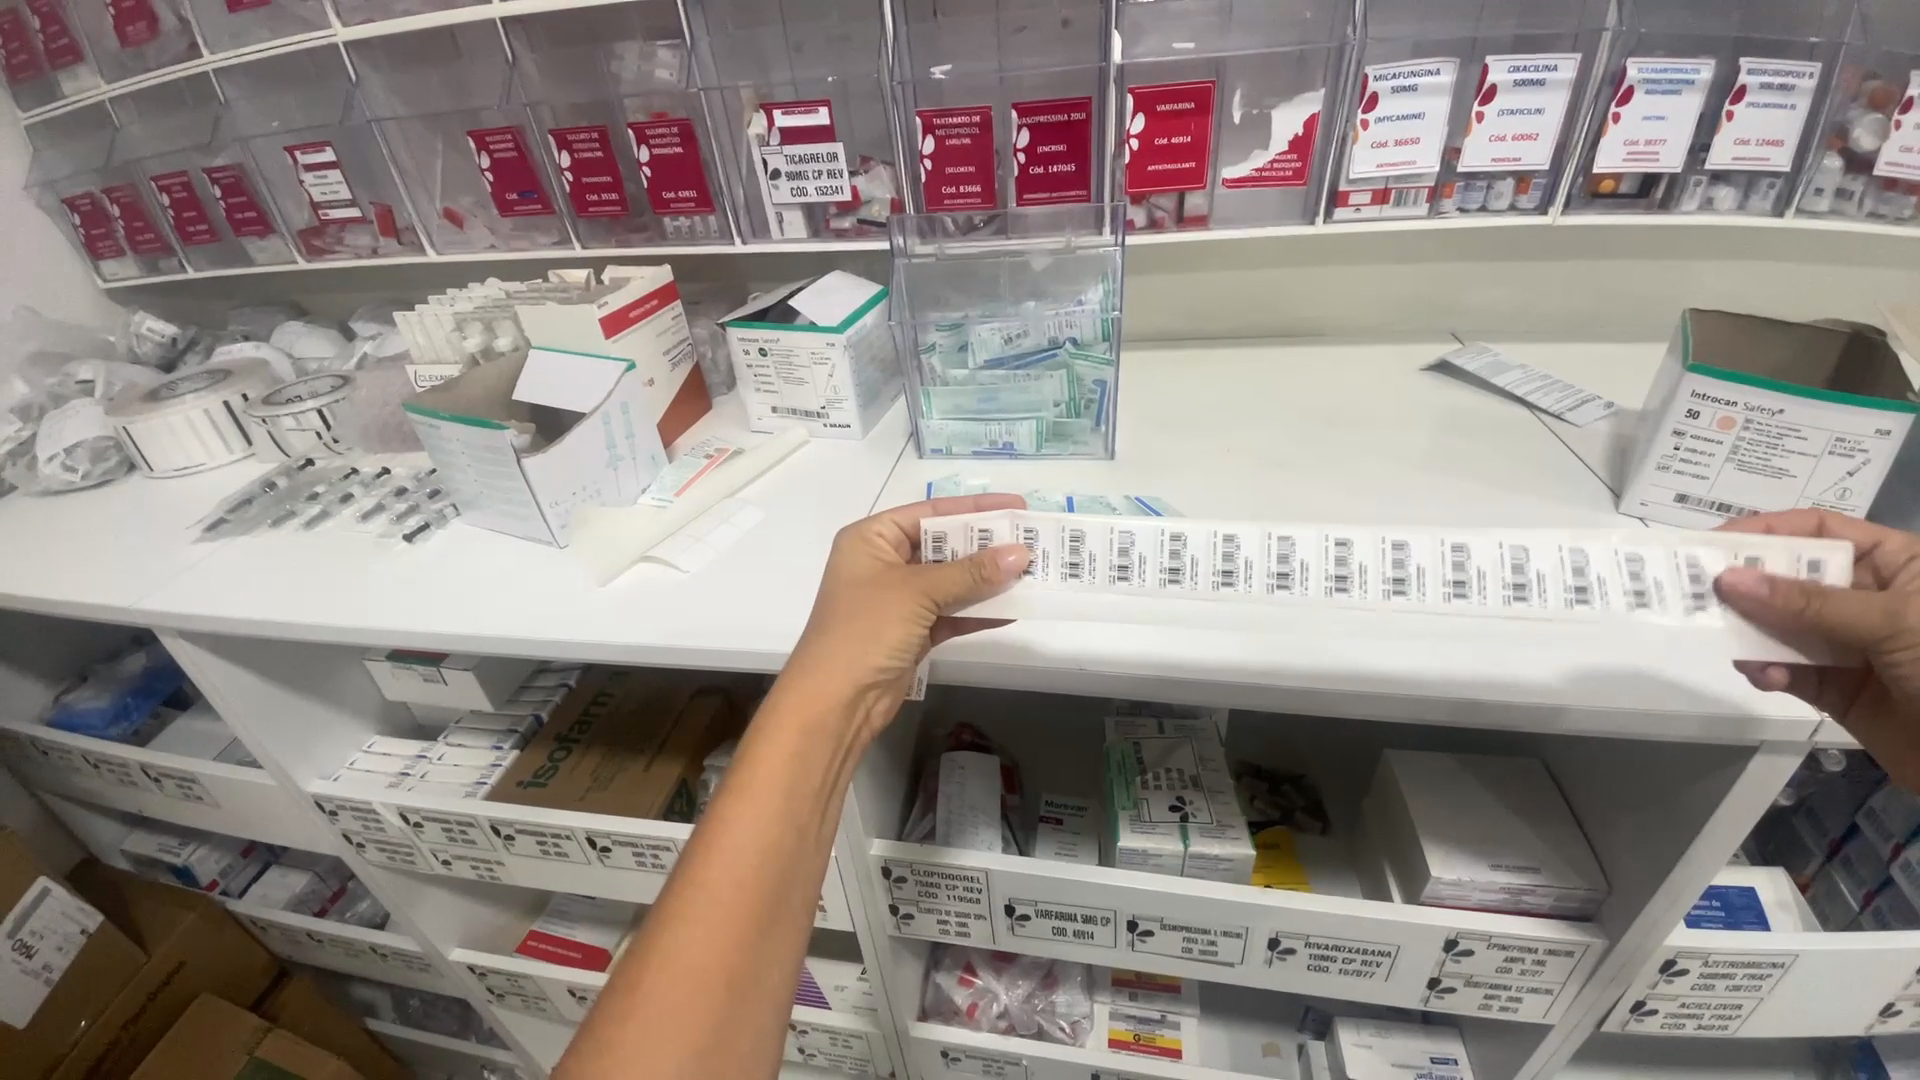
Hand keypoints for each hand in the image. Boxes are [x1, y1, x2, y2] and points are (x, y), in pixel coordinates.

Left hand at [781, 495, 1029, 740]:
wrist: (836, 702)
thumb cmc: (866, 629)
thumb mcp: (917, 592)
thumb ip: (970, 572)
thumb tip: (1020, 554)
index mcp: (872, 539)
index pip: (930, 513)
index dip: (974, 509)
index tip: (1016, 506)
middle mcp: (884, 563)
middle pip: (943, 546)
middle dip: (986, 546)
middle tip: (1033, 540)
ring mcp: (898, 600)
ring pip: (951, 582)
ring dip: (988, 580)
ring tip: (1033, 572)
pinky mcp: (912, 632)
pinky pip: (952, 613)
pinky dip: (979, 612)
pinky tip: (1014, 608)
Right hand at [1714, 509, 1919, 786]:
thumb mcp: (1897, 625)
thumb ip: (1809, 604)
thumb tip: (1725, 579)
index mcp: (1900, 568)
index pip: (1821, 531)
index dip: (1764, 531)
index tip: (1706, 546)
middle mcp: (1870, 600)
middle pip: (1788, 578)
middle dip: (1743, 587)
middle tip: (1692, 594)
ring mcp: (1850, 644)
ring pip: (1776, 625)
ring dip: (1749, 634)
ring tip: (1728, 643)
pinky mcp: (1834, 685)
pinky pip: (1782, 668)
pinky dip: (1766, 670)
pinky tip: (1768, 677)